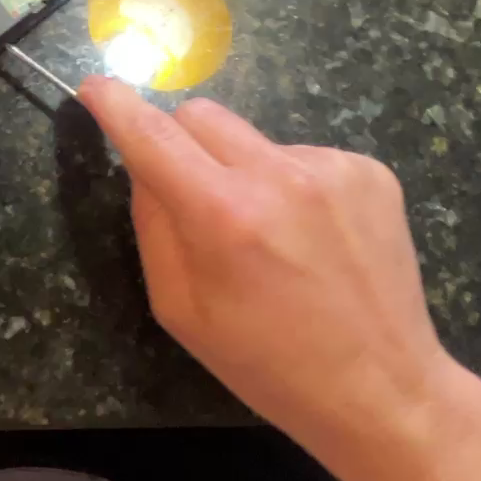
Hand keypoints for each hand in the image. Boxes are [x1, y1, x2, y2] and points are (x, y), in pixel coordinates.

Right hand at [81, 79, 480, 480]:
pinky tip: (309, 232)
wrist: (387, 393)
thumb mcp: (179, 307)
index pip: (151, 133)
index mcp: (223, 215)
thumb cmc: (266, 360)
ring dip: (238, 167)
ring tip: (268, 230)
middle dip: (179, 142)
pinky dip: (287, 181)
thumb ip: (151, 222)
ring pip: (248, 135)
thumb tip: (144, 163)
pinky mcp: (368, 170)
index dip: (114, 103)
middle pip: (198, 113)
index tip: (93, 87)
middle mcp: (278, 176)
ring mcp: (330, 168)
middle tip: (192, 193)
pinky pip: (297, 153)